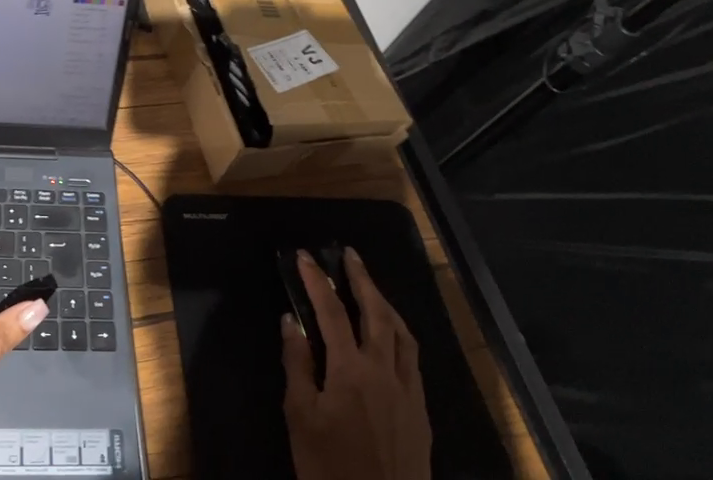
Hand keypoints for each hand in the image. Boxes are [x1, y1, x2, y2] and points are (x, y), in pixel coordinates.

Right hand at [281, 249, 431, 479]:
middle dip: (361, 280)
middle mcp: (385, 371)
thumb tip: (291, 322)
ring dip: (385, 304)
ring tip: (371, 287)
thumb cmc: (329, 468)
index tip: (305, 256)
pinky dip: (400, 334)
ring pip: (402, 333)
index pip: (333, 312)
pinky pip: (413, 359)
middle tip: (349, 255)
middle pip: (376, 313)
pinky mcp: (421, 412)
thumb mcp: (300, 418)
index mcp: (351, 370)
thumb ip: (297, 365)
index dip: (317, 280)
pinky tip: (392, 337)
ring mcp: (408, 391)